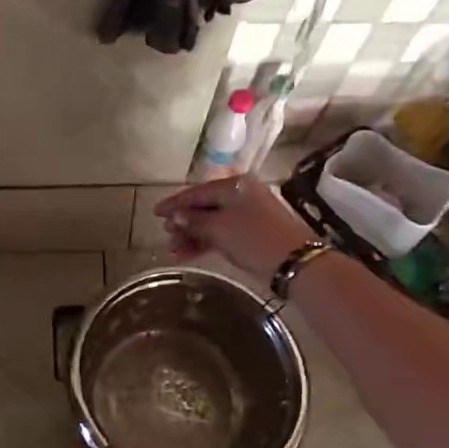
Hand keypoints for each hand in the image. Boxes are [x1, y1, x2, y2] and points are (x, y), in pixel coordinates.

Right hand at [155, 175, 317, 279]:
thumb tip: (176, 216)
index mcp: (234, 185)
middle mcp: (242, 195)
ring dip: (192, 236)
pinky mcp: (252, 235)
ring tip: (174, 252)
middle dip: (183, 223)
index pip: (197, 192)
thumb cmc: (254, 239)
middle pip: (205, 207)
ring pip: (213, 223)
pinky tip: (189, 254)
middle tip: (166, 237)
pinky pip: (223, 234)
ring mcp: (248, 215)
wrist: (293, 262)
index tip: (155, 214)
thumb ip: (195, 221)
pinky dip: (206, 242)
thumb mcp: (220, 228)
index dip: (175, 203)